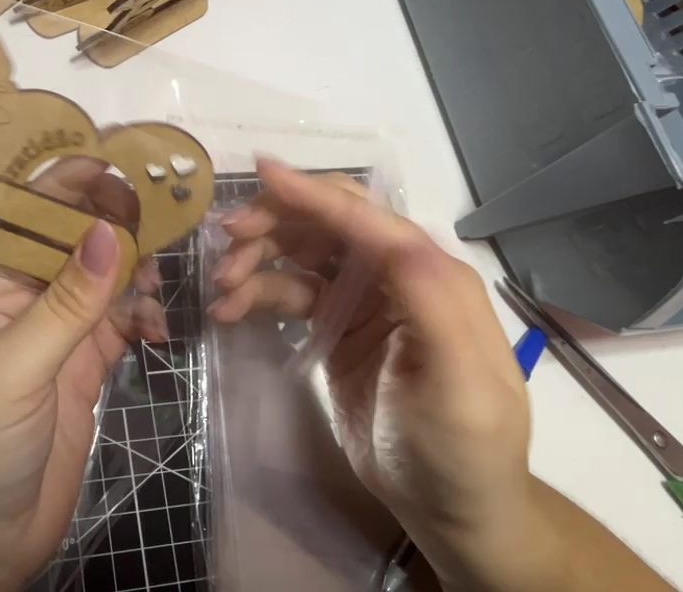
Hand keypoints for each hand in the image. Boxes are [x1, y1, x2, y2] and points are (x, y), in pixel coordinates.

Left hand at [0, 158, 164, 591]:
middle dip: (116, 222)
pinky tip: (159, 323)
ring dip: (135, 271)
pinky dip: (142, 315)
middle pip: (76, 241)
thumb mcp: (13, 369)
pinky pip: (119, 323)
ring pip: (105, 280)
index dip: (74, 184)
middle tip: (165, 215)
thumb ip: (65, 304)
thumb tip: (110, 232)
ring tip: (161, 278)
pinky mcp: (84, 368)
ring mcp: (58, 333)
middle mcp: (26, 297)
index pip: (33, 215)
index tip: (124, 163)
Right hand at [209, 158, 531, 583]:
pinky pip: (289, 289)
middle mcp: (395, 274)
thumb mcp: (459, 385)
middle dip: (274, 222)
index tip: (261, 170)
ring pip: (300, 252)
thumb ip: (432, 308)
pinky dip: (256, 291)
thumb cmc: (460, 449)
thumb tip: (398, 238)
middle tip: (225, 239)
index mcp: (432, 275)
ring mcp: (363, 297)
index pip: (366, 219)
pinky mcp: (337, 321)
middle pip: (326, 223)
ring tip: (222, 286)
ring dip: (257, 258)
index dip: (314, 193)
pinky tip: (228, 310)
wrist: (450, 511)